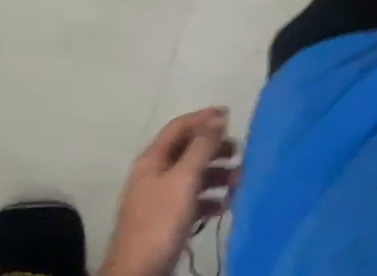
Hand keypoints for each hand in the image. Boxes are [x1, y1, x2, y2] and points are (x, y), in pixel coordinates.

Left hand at [100, 108, 239, 275]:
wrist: (137, 275)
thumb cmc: (160, 222)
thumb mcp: (184, 180)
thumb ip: (202, 147)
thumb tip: (218, 119)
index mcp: (152, 159)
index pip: (179, 126)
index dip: (204, 118)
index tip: (231, 116)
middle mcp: (154, 174)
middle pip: (188, 150)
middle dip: (214, 149)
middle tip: (239, 153)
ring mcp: (159, 198)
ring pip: (192, 176)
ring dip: (216, 175)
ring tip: (237, 181)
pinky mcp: (166, 220)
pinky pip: (191, 200)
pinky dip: (209, 199)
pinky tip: (223, 206)